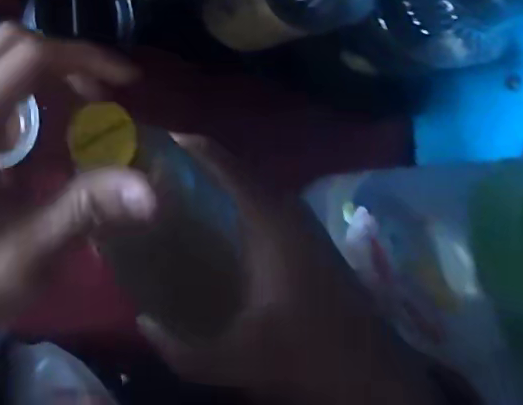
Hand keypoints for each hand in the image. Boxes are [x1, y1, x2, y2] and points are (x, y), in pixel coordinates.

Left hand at [0, 24, 156, 392]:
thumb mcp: (18, 256)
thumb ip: (82, 211)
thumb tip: (151, 188)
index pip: (32, 54)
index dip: (85, 58)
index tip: (126, 83)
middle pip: (10, 40)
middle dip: (62, 57)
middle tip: (101, 97)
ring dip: (36, 66)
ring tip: (73, 107)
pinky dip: (14, 83)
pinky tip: (32, 131)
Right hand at [136, 135, 442, 404]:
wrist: (385, 386)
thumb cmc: (312, 356)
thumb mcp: (243, 358)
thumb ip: (185, 349)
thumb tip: (141, 322)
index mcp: (265, 212)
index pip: (213, 155)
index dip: (175, 142)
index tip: (138, 142)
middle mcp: (282, 203)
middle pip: (224, 162)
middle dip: (184, 161)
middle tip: (143, 170)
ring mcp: (298, 217)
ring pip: (241, 180)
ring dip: (206, 178)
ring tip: (165, 189)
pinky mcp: (306, 235)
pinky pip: (255, 196)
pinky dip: (226, 195)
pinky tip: (206, 220)